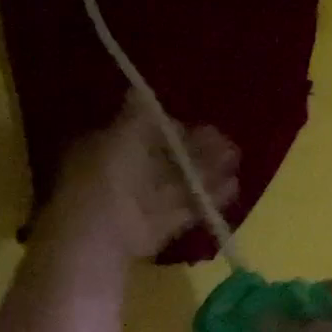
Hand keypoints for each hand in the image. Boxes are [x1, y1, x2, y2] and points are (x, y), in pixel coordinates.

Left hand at [39, 104, 238, 259]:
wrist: (97, 240)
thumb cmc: (105, 181)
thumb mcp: (120, 139)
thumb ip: (137, 118)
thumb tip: (139, 91)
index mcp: (108, 149)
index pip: (144, 135)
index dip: (174, 130)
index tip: (199, 128)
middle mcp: (123, 175)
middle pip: (166, 160)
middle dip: (197, 152)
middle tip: (229, 146)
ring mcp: (140, 205)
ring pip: (177, 185)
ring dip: (206, 174)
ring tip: (235, 164)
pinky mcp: (157, 229)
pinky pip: (184, 210)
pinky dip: (207, 199)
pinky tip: (232, 189)